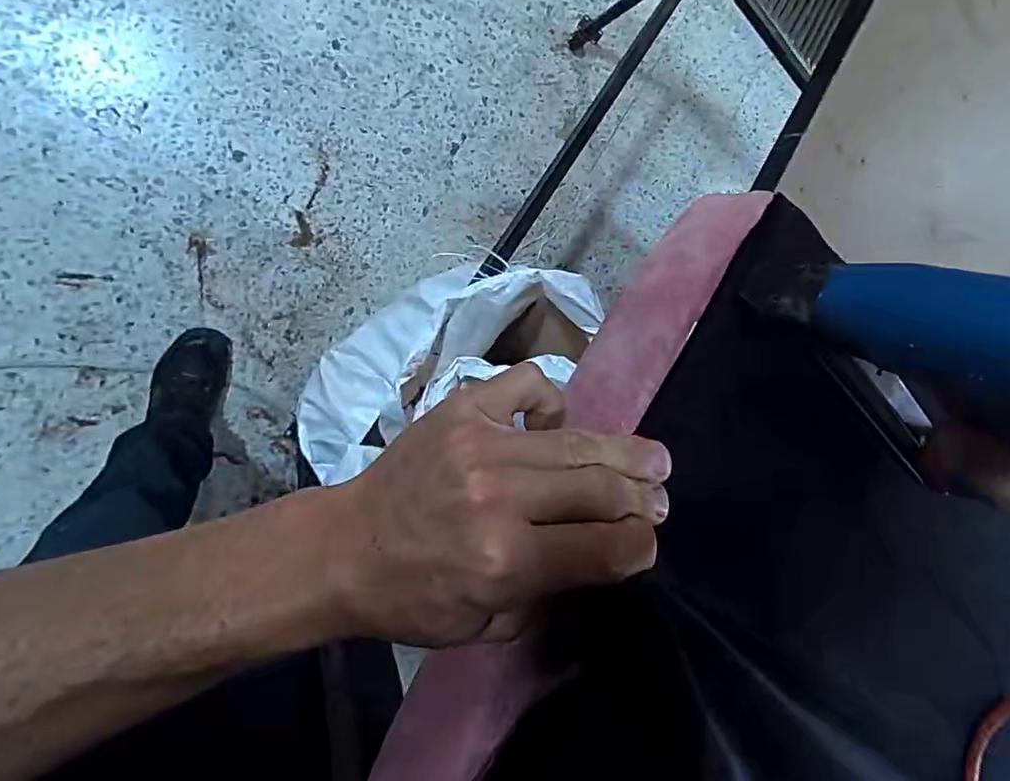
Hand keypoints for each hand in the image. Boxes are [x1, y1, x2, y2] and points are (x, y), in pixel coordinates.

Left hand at [329, 362, 670, 646]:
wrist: (346, 546)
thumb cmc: (415, 596)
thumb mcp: (487, 624)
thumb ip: (552, 591)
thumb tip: (605, 549)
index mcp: (505, 562)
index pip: (604, 547)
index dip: (641, 544)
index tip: (649, 540)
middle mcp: (499, 497)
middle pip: (601, 488)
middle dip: (643, 496)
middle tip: (662, 496)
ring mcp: (482, 443)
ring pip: (578, 440)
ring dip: (625, 451)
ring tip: (653, 459)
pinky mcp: (464, 408)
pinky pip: (531, 384)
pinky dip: (554, 401)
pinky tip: (553, 423)